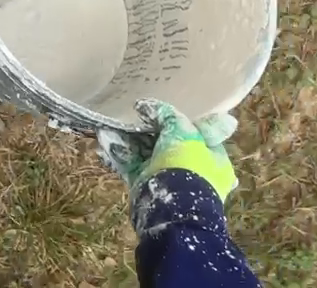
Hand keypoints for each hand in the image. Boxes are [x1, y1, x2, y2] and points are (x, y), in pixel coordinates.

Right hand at [95, 100, 238, 201]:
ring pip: (144, 151)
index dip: (178, 120)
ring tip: (107, 130)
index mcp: (213, 158)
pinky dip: (117, 154)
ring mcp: (169, 178)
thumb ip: (167, 114)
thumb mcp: (183, 131)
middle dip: (143, 129)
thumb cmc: (187, 167)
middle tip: (129, 118)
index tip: (157, 111)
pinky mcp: (149, 186)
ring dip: (125, 139)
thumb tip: (146, 106)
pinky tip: (103, 143)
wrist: (173, 210)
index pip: (197, 132)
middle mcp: (193, 168)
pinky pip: (130, 165)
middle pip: (165, 140)